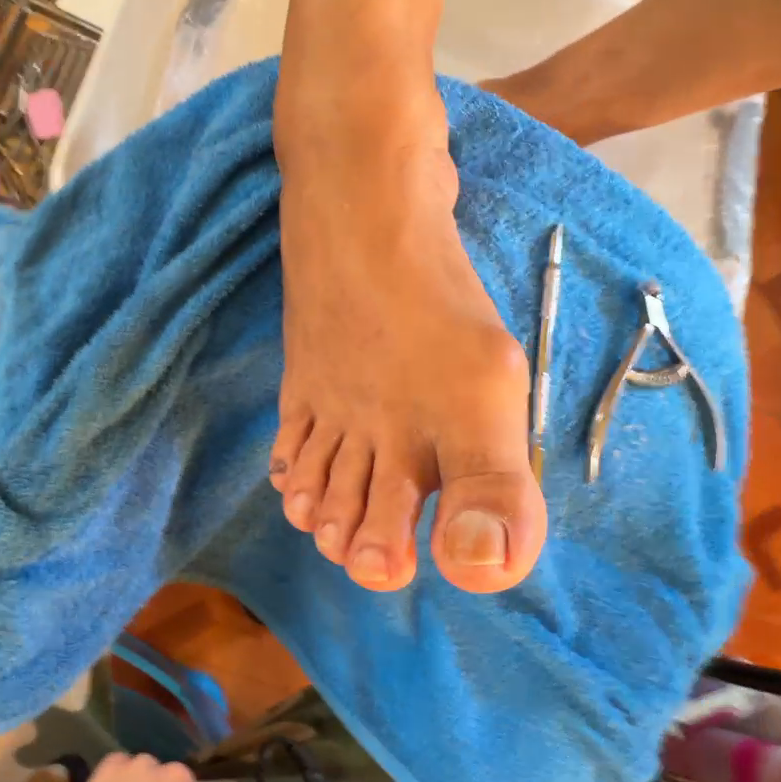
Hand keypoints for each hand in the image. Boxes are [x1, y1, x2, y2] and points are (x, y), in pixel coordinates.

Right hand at [268, 58, 546, 592]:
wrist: (362, 208)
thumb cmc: (430, 301)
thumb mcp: (487, 396)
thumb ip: (489, 486)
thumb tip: (477, 572)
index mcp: (398, 446)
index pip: (384, 527)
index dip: (387, 557)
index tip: (400, 563)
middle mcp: (354, 428)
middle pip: (344, 501)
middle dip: (354, 537)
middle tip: (367, 555)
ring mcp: (324, 392)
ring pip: (316, 467)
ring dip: (321, 504)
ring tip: (327, 525)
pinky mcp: (309, 359)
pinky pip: (294, 422)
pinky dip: (292, 456)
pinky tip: (293, 470)